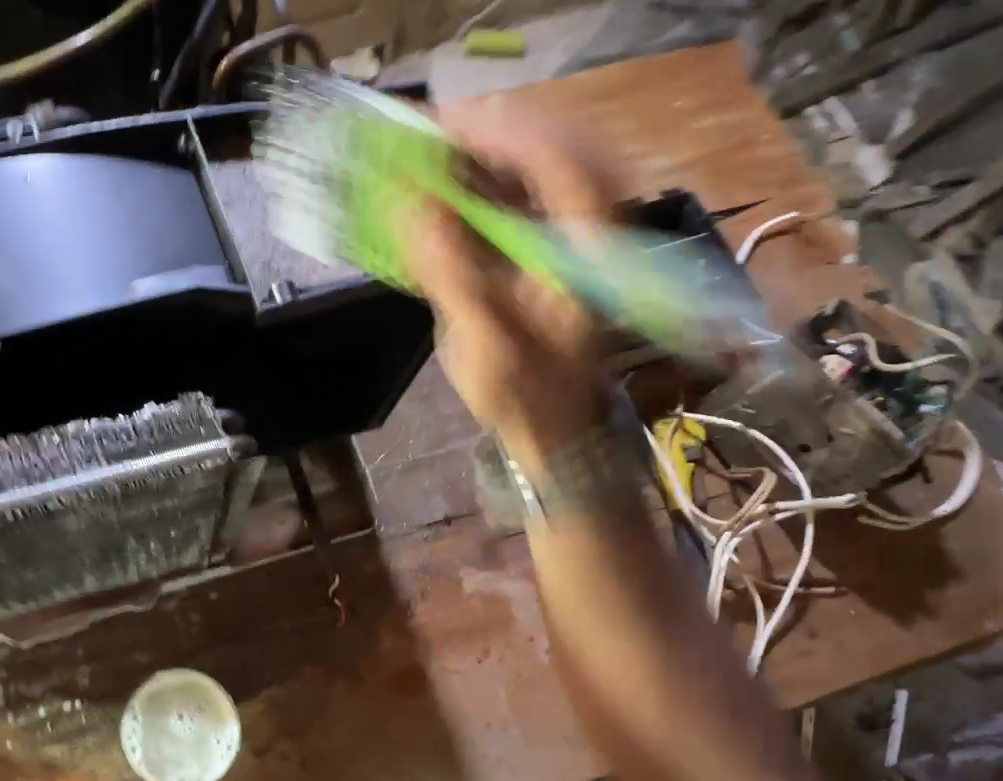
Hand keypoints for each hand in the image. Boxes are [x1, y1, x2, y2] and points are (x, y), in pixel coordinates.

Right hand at [403, 99, 626, 456]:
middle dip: (494, 134)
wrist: (554, 429)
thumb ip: (451, 273)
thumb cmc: (525, 395)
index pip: (558, 163)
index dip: (501, 135)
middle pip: (556, 149)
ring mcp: (578, 238)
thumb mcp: (486, 343)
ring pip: (545, 167)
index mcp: (588, 252)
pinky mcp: (556, 249)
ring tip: (436, 153)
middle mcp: (592, 232)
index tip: (444, 128)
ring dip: (491, 154)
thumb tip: (409, 207)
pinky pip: (530, 194)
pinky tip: (453, 186)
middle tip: (433, 135)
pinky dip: (491, 182)